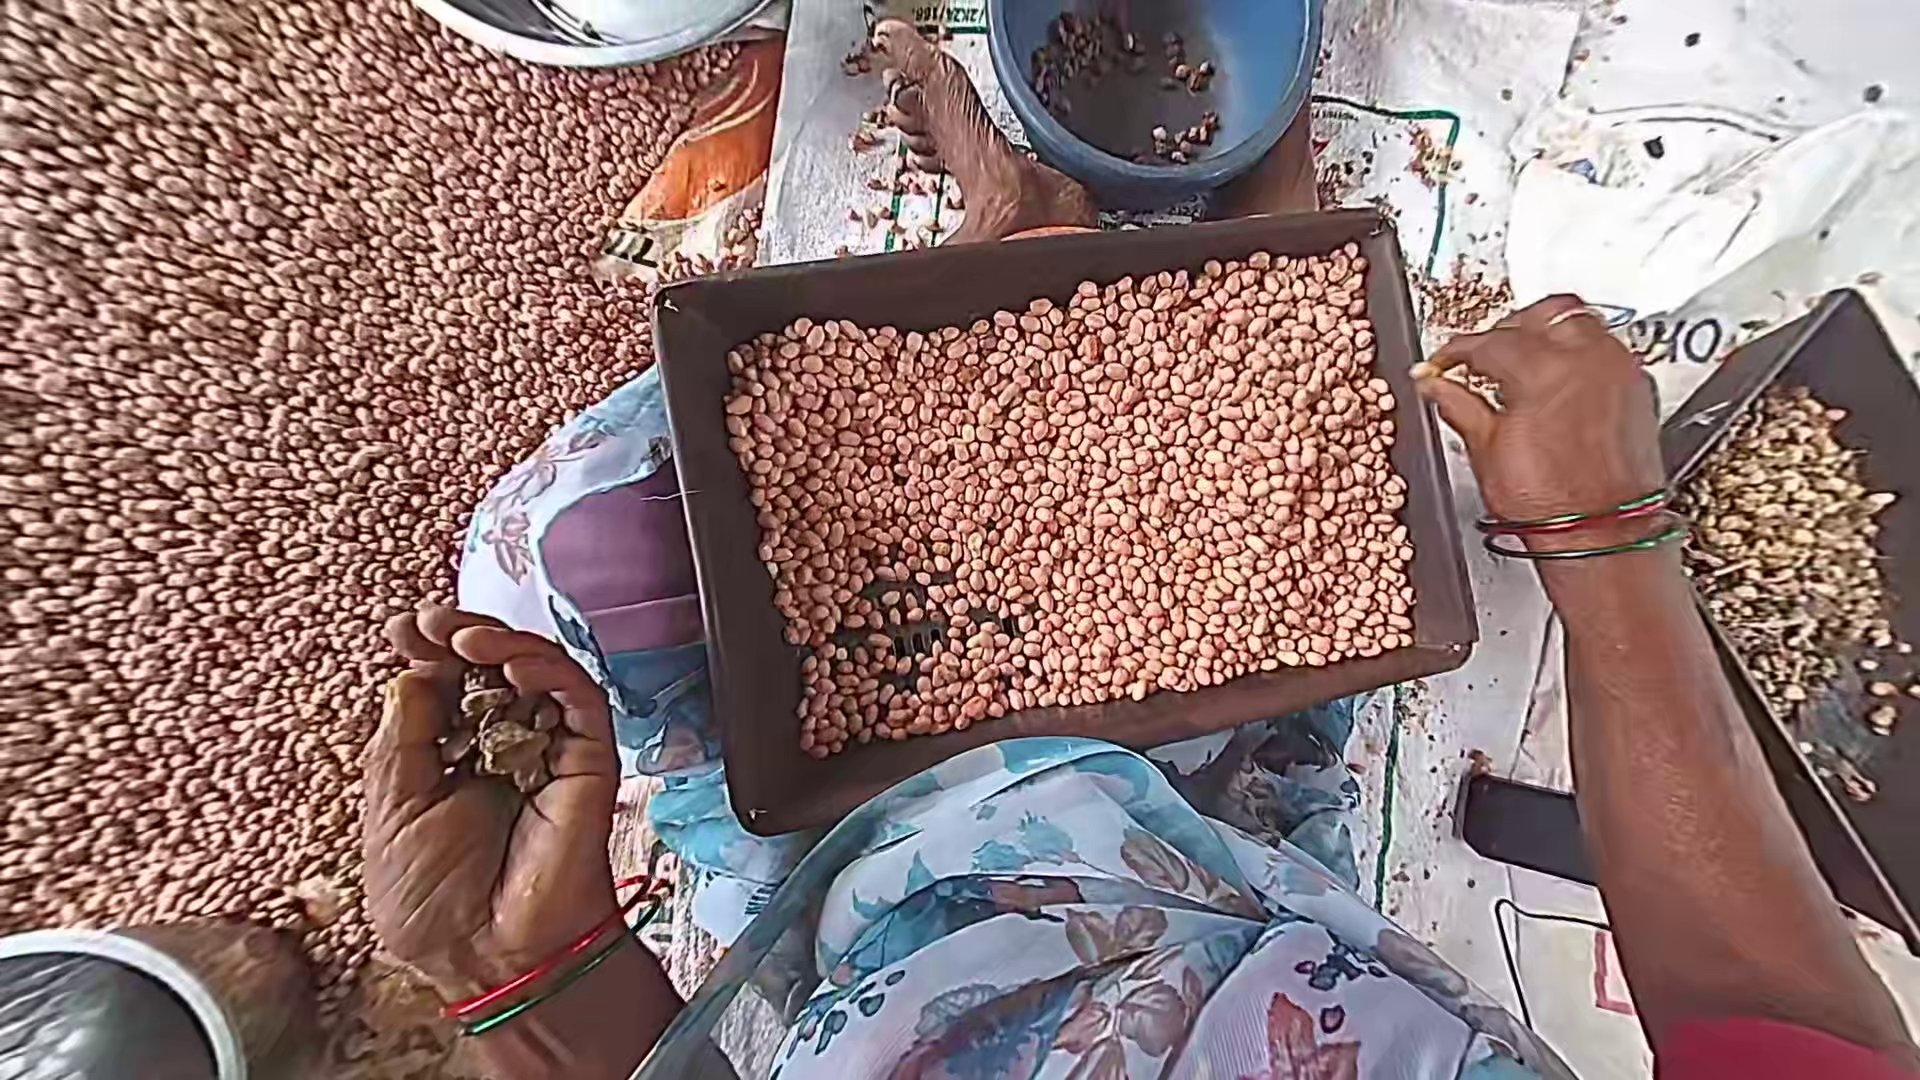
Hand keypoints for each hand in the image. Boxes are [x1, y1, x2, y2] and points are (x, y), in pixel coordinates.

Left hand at [364, 603, 622, 992]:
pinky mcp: (592, 750)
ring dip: (507, 645)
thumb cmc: (436, 893)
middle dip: (466, 636)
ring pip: (545, 672)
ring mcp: (556, 740)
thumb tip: (408, 676)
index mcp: (463, 750)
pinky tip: (515, 663)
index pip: (455, 685)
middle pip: (500, 667)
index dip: (432, 652)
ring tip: (465, 637)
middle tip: (432, 621)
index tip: (405, 627)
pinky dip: (551, 673)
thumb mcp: (393, 813)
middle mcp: (513, 736)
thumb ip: (404, 743)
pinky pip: (580, 699)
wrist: (493, 946)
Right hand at [1416, 296, 1665, 546]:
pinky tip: (1543, 379)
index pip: (1489, 342)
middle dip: (1504, 328)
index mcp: (1545, 372)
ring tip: (1509, 363)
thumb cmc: (1545, 495)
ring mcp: (1618, 371)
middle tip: (1475, 353)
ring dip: (1540, 336)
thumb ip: (1458, 403)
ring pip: (1578, 324)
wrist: (1597, 525)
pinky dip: (1568, 353)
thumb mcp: (1483, 445)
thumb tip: (1436, 385)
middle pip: (1544, 313)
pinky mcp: (1634, 386)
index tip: (1438, 363)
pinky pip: (1599, 348)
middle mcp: (1590, 361)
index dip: (1454, 351)